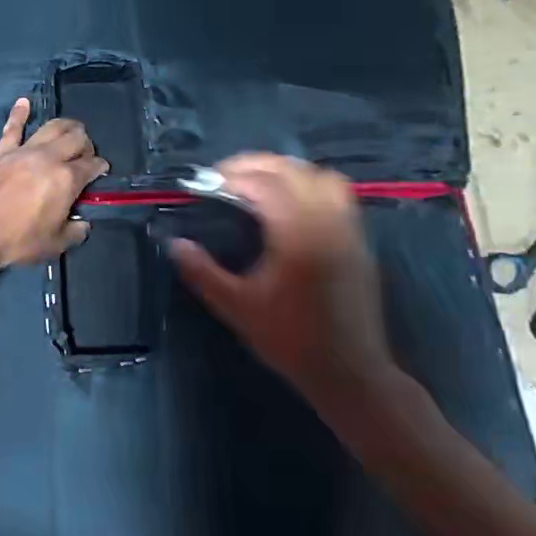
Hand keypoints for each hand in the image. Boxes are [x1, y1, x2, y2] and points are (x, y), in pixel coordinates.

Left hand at [0, 98, 108, 270]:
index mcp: (67, 179)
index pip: (92, 165)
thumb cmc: (18, 240)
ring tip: (71, 130)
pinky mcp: (2, 152)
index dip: (101, 166)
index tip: (101, 171)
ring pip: (51, 127)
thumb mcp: (56, 244)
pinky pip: (12, 128)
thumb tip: (83, 224)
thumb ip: (75, 231)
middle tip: (86, 155)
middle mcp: (49, 158)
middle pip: (76, 137)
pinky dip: (19, 113)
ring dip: (66, 126)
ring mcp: (24, 151)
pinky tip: (24, 102)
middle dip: (87, 143)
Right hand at [169, 154, 395, 399]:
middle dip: (257, 165)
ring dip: (289, 171)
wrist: (349, 370)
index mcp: (296, 232)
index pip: (263, 183)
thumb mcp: (238, 308)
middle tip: (227, 175)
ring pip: (320, 176)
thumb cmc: (291, 340)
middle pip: (292, 170)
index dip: (232, 175)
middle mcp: (326, 219)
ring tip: (261, 184)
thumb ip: (203, 273)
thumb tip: (175, 243)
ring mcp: (348, 227)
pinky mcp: (360, 239)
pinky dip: (313, 185)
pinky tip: (294, 204)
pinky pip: (339, 194)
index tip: (207, 181)